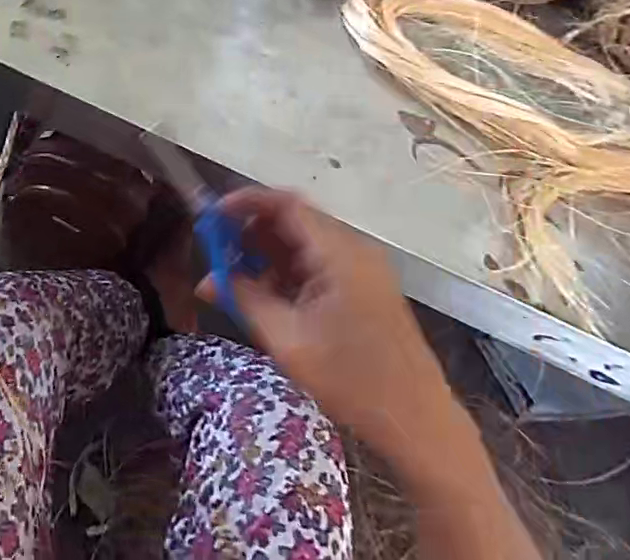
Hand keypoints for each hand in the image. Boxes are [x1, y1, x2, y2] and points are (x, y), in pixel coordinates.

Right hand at [201, 188, 455, 467]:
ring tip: (234, 280)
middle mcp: (353, 252)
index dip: (243, 202)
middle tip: (216, 253)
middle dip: (247, 231)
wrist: (420, 427)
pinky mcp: (362, 288)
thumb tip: (208, 278)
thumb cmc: (352, 380)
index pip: (285, 204)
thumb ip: (242, 297)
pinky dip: (283, 270)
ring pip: (299, 241)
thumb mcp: (284, 338)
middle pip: (290, 219)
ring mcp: (361, 270)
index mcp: (340, 256)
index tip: (210, 217)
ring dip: (262, 253)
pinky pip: (313, 261)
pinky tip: (264, 295)